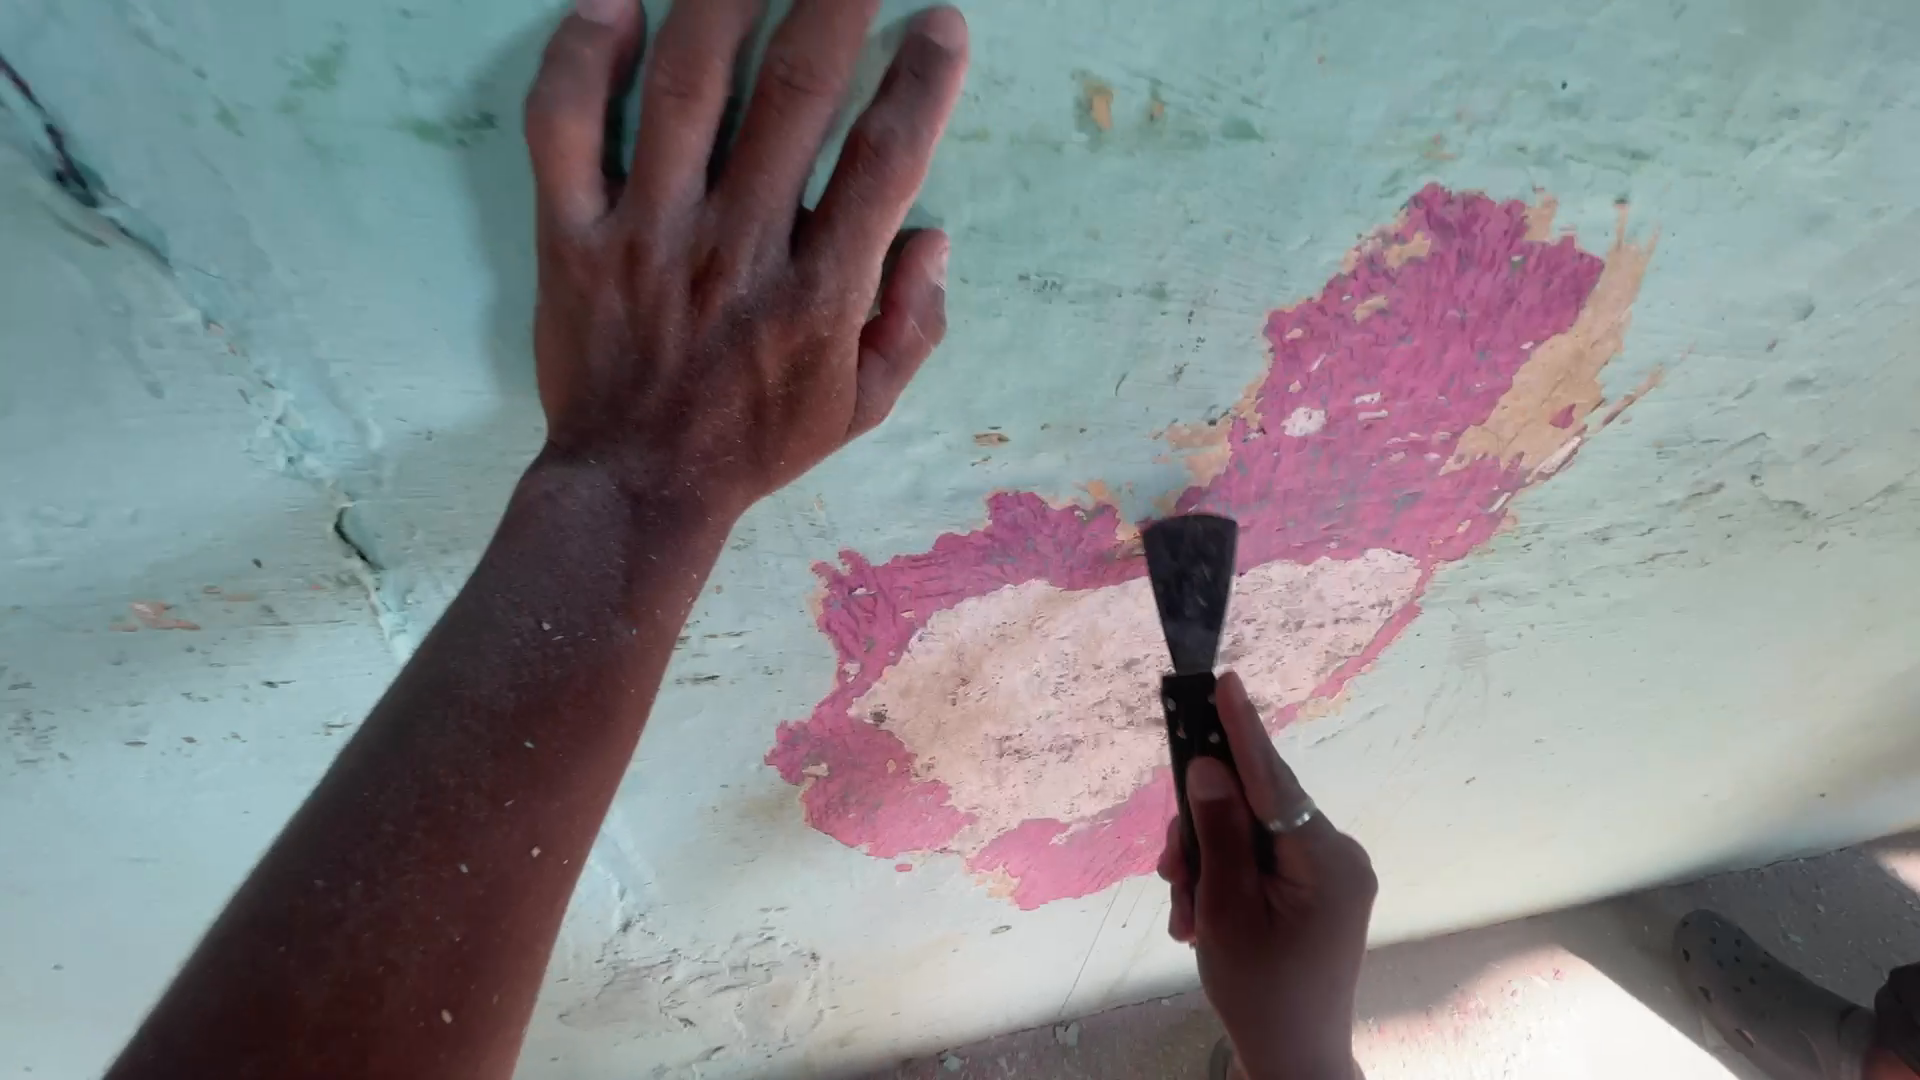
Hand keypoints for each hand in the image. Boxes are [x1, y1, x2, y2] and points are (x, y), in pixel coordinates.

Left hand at [523, 0, 968, 515]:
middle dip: (838, 2)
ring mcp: (648, 236)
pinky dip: (583, 52)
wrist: (643, 483)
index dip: (921, 84)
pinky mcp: (573, 237)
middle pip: (795, 95)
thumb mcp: (863, 410)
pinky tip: (614, 2)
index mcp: (820, 297)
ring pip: (685, 84)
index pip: (884, 164)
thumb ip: (913, 327)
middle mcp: (738, 249)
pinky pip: (565, 125)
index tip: (942, 26)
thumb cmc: (760, 444)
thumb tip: (932, 238)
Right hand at [1157, 672, 1378, 1079]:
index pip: (1272, 779)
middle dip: (1201, 829)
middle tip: (1170, 872)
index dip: (1241, 727)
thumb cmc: (1259, 991)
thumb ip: (1217, 831)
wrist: (1291, 1057)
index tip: (1225, 680)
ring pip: (1244, 827)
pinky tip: (1200, 911)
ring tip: (1185, 910)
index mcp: (1326, 861)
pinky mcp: (1310, 880)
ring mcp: (1323, 867)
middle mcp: (1333, 852)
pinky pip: (1253, 850)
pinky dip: (1220, 872)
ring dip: (1204, 860)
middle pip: (1251, 803)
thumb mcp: (1227, 911)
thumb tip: (1204, 765)